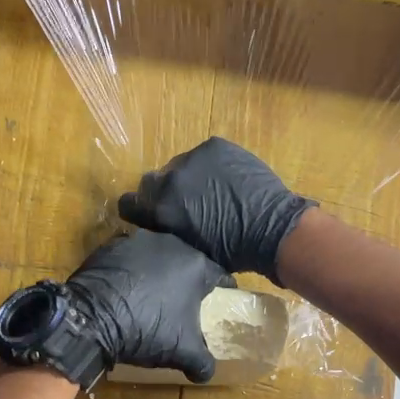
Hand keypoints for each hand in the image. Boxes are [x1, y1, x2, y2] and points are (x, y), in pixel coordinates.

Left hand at [66, 231, 231, 383]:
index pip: (220, 278)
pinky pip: (131, 257)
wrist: (92, 318)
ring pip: (160, 258)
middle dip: (189, 282)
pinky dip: (132, 270)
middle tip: (185, 303)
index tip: (219, 305)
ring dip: (160, 273)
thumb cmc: (146, 330)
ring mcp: (140, 240)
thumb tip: (207, 374)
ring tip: (152, 296)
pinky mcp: (112, 245)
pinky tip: (127, 289)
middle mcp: (173, 244)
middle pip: (189, 264)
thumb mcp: (183, 353)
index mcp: (197, 266)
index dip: (222, 292)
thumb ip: (203, 364)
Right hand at [117, 137, 316, 282]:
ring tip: (210, 190)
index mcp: (160, 209)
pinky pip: (204, 155)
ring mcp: (192, 159)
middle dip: (164, 192)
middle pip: (153, 181)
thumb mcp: (189, 249)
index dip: (139, 209)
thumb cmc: (232, 251)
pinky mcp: (214, 146)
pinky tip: (226, 180)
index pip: (129, 203)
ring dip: (189, 177)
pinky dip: (210, 166)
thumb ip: (168, 231)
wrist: (270, 228)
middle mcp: (169, 180)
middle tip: (184, 203)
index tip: (150, 214)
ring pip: (179, 166)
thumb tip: (162, 225)